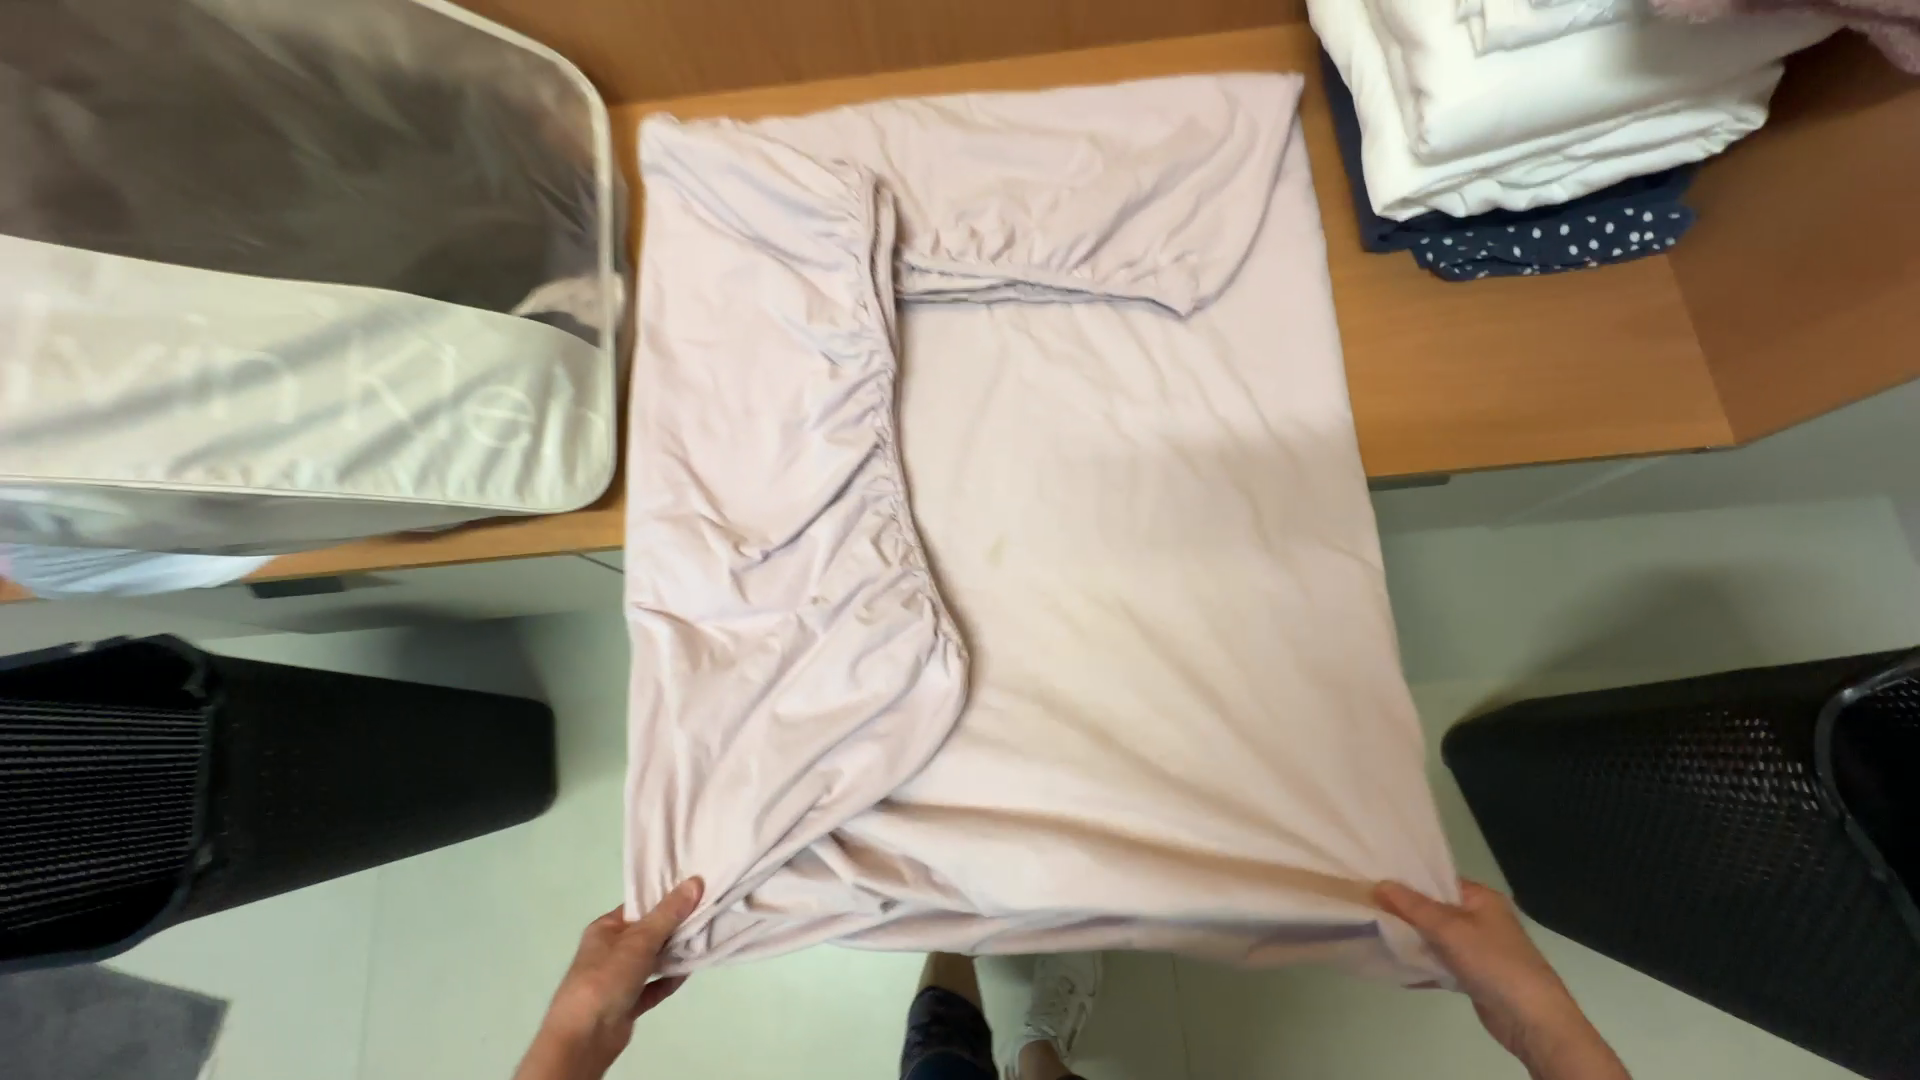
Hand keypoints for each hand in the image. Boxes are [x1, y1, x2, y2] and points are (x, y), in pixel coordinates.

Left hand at [513, 878, 704, 1079]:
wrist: (583, 1039)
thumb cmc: (606, 978)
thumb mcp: (640, 939)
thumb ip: (669, 913)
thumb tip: (696, 881)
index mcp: (606, 929)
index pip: (640, 906)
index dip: (667, 897)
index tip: (697, 890)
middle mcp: (611, 950)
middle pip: (649, 932)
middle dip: (676, 926)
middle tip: (708, 914)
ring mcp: (618, 978)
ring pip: (653, 960)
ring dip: (675, 953)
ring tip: (705, 940)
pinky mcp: (627, 1003)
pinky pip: (653, 986)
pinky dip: (669, 980)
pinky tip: (690, 972)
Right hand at [1375, 879, 1628, 1079]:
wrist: (1534, 1023)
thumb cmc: (1494, 963)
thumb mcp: (1449, 928)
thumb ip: (1412, 905)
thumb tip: (1379, 883)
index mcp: (1480, 898)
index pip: (1435, 879)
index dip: (1405, 880)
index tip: (1371, 880)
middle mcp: (1479, 918)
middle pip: (1432, 908)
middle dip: (1402, 910)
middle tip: (1366, 905)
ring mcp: (1477, 948)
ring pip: (1433, 936)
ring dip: (1409, 938)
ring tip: (1371, 932)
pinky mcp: (1473, 975)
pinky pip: (1439, 961)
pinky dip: (1420, 963)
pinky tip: (1394, 966)